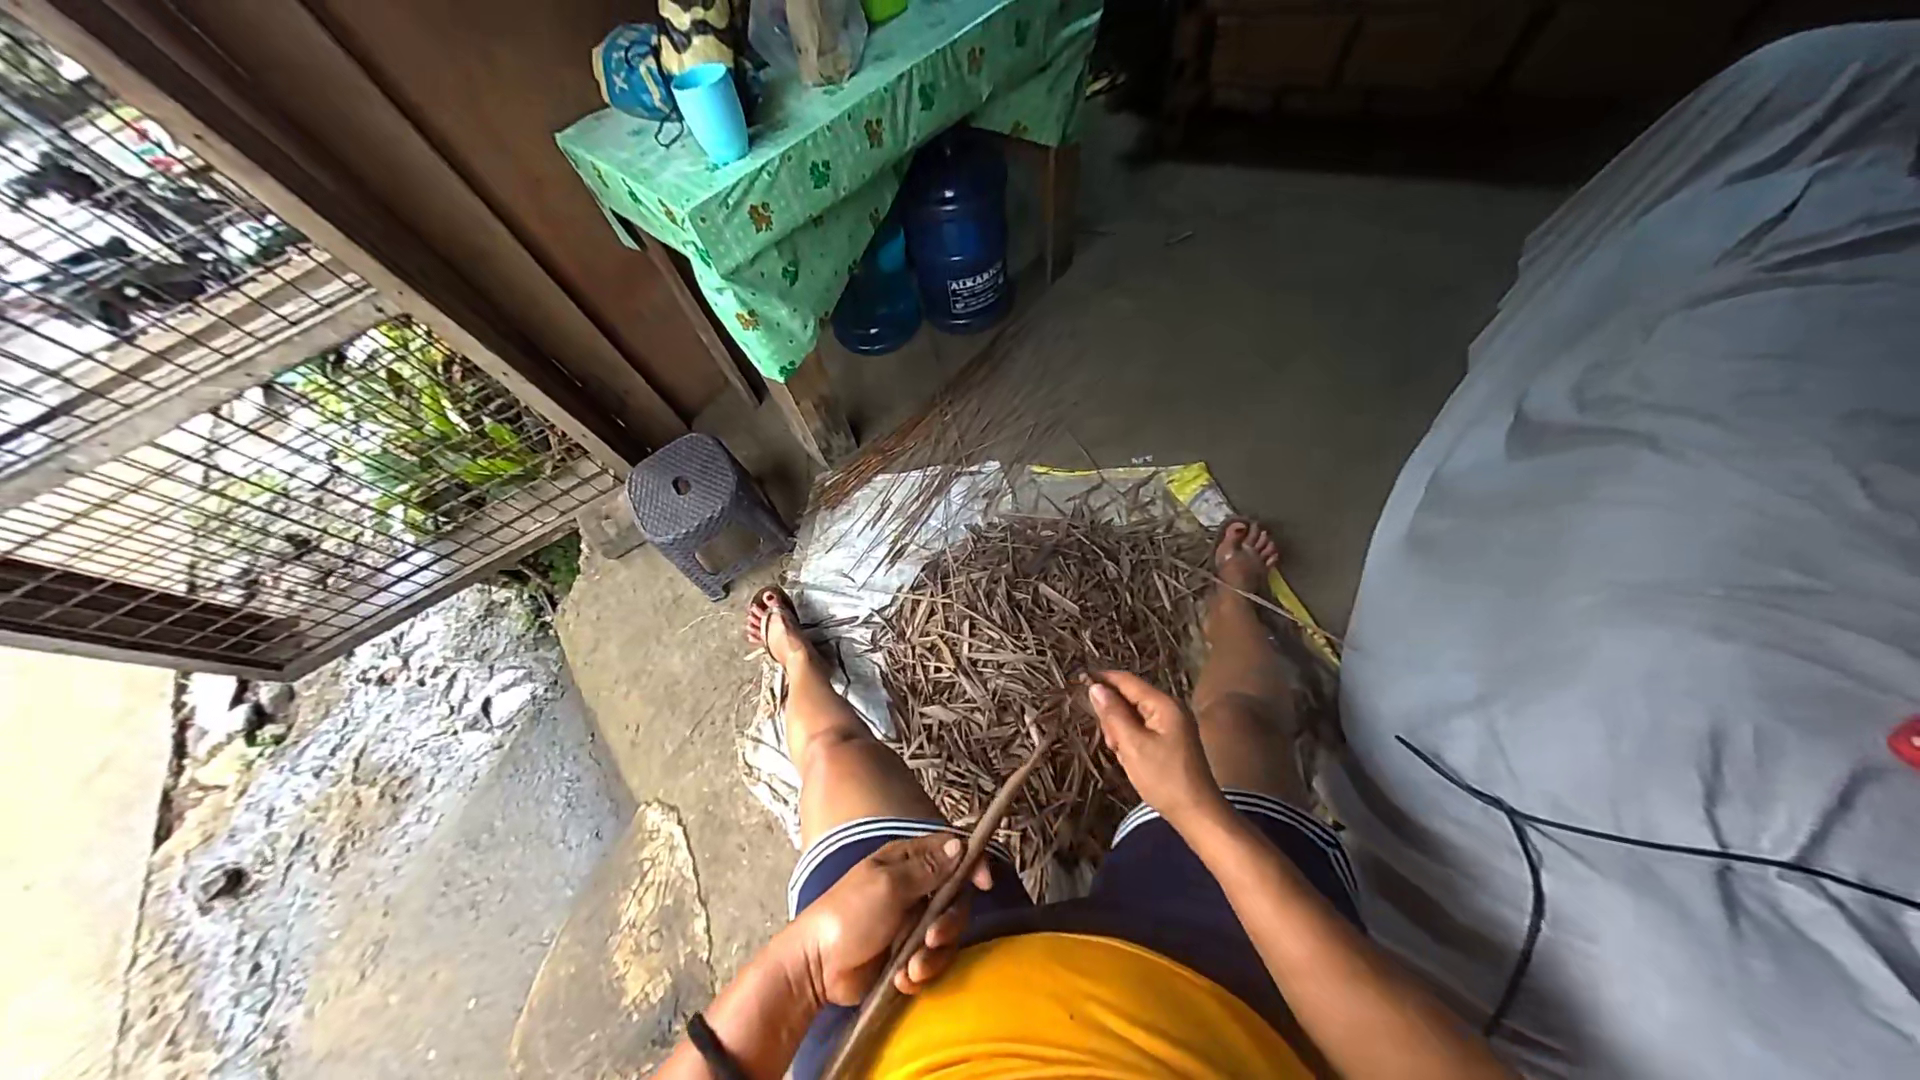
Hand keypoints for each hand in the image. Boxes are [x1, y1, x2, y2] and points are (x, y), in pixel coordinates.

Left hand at [787, 833, 991, 1006]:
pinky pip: (932, 959)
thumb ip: (927, 868)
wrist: (816, 968)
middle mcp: (914, 886)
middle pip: (956, 897)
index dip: (972, 862)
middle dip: (949, 922)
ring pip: (947, 932)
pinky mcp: (906, 952)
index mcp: (906, 860)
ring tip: (910, 968)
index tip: (984, 883)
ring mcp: (910, 920)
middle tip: (931, 938)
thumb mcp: (889, 886)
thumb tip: (960, 843)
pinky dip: (921, 971)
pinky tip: (902, 980)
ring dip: (933, 954)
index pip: (952, 850)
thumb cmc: (849, 916)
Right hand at [1086, 670, 1228, 828]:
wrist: (1197, 814)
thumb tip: (1095, 687)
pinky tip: (1129, 757)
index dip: (1103, 679)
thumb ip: (1113, 713)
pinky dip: (1130, 739)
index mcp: (1164, 704)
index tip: (1078, 680)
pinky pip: (1142, 729)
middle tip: (1111, 741)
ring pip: (1134, 715)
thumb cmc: (1164, 778)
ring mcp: (1172, 725)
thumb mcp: (1132, 745)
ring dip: (1120, 730)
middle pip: (1130, 697)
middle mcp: (1170, 708)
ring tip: (1121, 753)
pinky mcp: (1170, 740)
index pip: (1127, 681)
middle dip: (1113, 714)